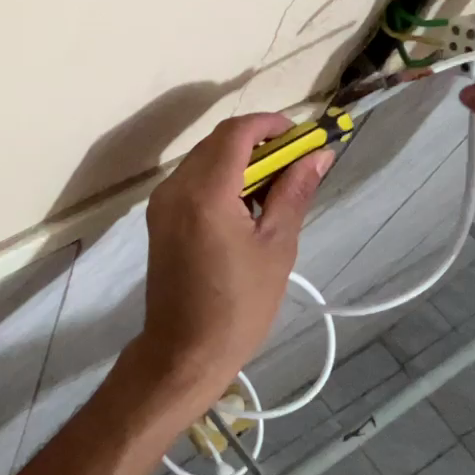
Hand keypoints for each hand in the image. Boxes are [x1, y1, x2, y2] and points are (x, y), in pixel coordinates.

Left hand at [129, 113, 333, 414]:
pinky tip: (245, 207)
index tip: (302, 137)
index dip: (271, 125)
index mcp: (204, 193)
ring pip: (202, 161)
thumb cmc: (239, 305)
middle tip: (295, 165)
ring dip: (238, 161)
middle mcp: (174, 189)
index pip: (235, 133)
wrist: (185, 349)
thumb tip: (317, 154)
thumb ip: (293, 192)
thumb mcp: (277, 247)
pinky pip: (190, 182)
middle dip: (258, 143)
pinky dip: (218, 180)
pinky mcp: (157, 219)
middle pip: (217, 143)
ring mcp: (161, 204)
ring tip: (275, 190)